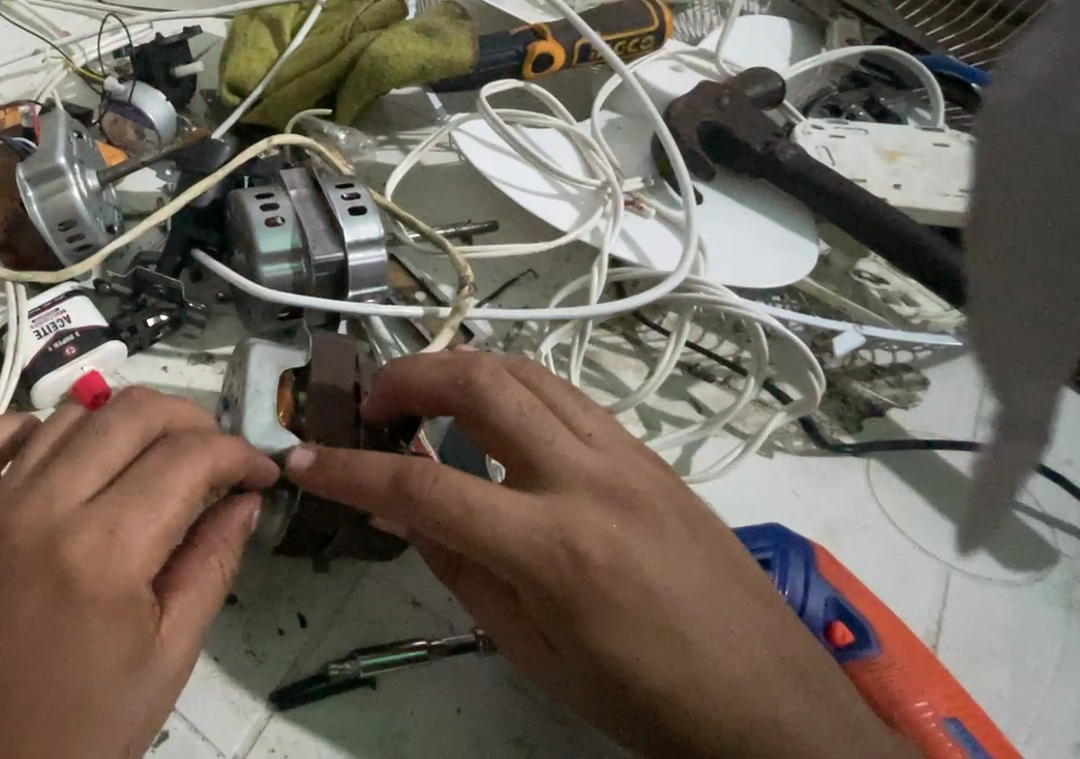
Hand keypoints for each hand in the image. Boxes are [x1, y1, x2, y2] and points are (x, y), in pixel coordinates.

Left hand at [0, 389, 277, 758]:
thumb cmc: (85, 728)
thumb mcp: (169, 657)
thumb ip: (212, 565)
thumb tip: (246, 499)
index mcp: (106, 551)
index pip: (188, 459)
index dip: (237, 454)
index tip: (259, 472)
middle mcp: (45, 507)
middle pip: (131, 413)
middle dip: (191, 421)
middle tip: (214, 456)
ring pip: (69, 415)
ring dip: (121, 421)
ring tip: (148, 456)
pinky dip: (28, 426)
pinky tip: (58, 449)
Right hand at [283, 352, 913, 758]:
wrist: (775, 710)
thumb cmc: (641, 697)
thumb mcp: (527, 646)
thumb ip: (452, 561)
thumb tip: (391, 505)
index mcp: (555, 549)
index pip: (424, 486)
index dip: (350, 469)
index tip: (304, 459)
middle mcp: (590, 479)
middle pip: (478, 384)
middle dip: (406, 378)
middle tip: (372, 404)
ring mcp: (627, 454)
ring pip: (523, 368)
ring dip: (456, 368)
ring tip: (422, 396)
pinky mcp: (647, 449)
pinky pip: (562, 391)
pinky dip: (507, 384)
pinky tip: (488, 413)